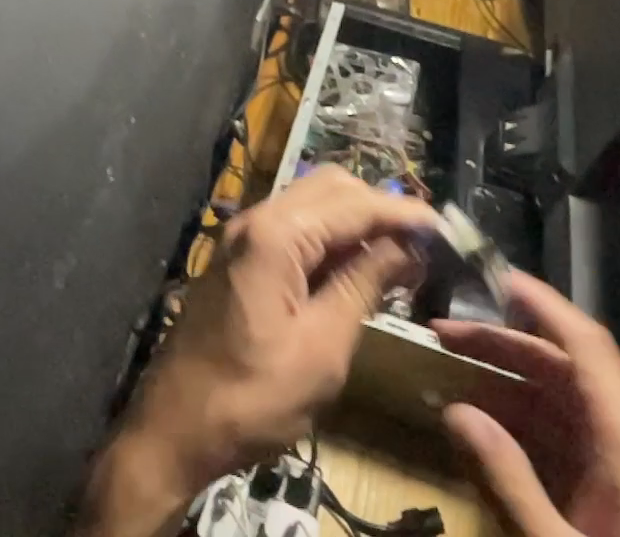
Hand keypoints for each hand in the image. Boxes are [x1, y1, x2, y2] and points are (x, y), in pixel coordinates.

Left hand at [74, 167, 436, 536]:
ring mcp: (242, 238)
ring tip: (398, 258)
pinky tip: (356, 268)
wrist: (172, 430)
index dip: (404, 215)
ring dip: (356, 222)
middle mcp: (255, 220)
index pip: (354, 204)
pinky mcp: (239, 259)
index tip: (447, 232)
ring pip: (312, 204)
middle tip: (422, 246)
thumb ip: (364, 284)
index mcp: (274, 235)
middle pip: (331, 188)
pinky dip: (330, 238)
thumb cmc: (251, 397)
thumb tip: (407, 247)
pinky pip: (294, 228)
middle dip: (379, 209)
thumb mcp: (322, 347)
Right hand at [435, 273, 619, 536]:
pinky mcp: (613, 495)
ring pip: (558, 402)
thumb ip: (508, 479)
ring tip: (448, 373)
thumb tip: (457, 411)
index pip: (585, 348)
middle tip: (440, 334)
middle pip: (562, 369)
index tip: (492, 277)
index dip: (541, 304)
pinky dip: (518, 423)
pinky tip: (478, 424)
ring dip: (504, 382)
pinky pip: (561, 439)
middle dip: (502, 343)